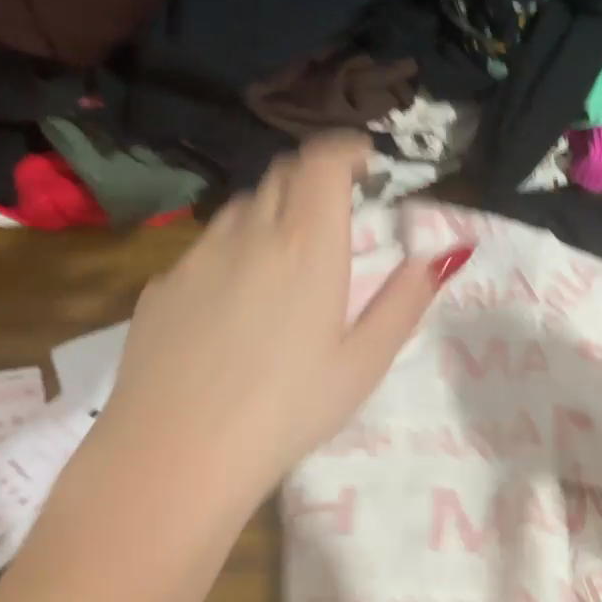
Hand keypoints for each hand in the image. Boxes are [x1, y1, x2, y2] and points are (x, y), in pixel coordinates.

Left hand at [96, 133, 463, 513]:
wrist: (176, 452)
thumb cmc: (288, 411)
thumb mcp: (363, 365)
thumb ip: (403, 303)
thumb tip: (439, 257)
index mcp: (307, 246)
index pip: (322, 161)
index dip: (346, 148)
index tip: (365, 162)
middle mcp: (249, 234)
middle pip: (280, 176)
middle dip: (313, 181)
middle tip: (336, 216)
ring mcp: (197, 257)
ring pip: (240, 211)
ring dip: (271, 216)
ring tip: (287, 265)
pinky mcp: (162, 286)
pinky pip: (205, 250)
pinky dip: (233, 255)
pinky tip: (236, 310)